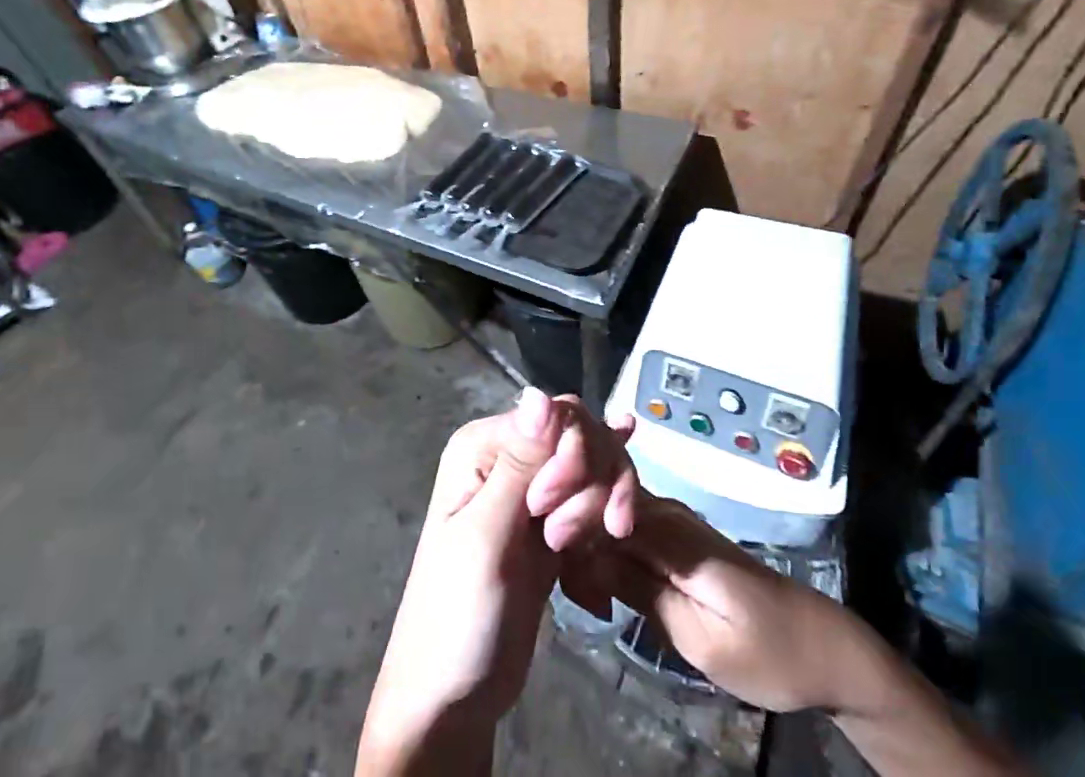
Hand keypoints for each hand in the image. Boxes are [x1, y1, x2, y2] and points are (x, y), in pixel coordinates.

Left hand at [357, 388, 636, 775]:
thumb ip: (519, 464)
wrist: (454, 693)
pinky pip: (590, 497)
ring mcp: (531, 493)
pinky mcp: (551, 526)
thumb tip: (539, 391)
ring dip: (602, 501)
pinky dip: (610, 496)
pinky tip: (630, 480)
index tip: (558, 518)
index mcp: (481, 448)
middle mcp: (507, 458)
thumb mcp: (485, 536)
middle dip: (594, 481)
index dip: (574, 458)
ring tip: (580, 550)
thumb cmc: (457, 615)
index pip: (555, 418)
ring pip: (592, 467)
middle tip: (571, 541)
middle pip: (580, 437)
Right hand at [568, 497, 1026, 776]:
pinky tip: (587, 577)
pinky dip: (597, 548)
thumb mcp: (700, 636)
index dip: (568, 513)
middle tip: (551, 568)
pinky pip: (621, 530)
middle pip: (597, 498)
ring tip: (563, 577)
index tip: (546, 544)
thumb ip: (640, 589)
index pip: (603, 501)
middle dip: (564, 521)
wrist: (826, 651)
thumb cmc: (769, 652)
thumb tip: (583, 556)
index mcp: (673, 531)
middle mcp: (666, 514)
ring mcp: (668, 523)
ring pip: (604, 512)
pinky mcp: (671, 540)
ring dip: (577, 536)